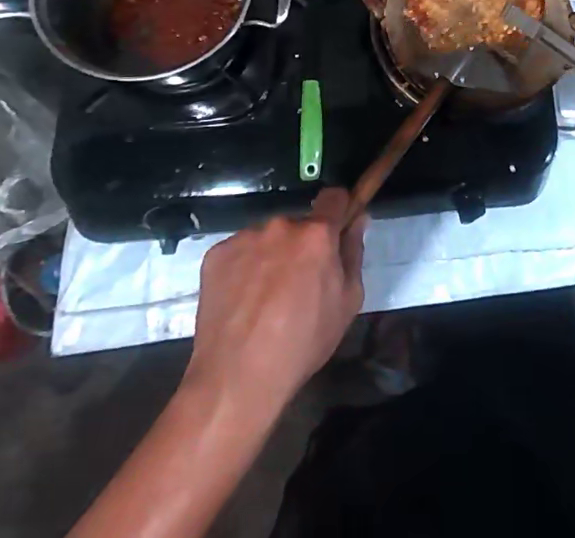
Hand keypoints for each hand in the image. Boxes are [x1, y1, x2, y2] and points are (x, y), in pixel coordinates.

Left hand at [184, 188, 367, 408]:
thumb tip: (358, 219)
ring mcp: (244, 238)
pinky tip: (243, 301)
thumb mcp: (347, 303)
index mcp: (316, 235)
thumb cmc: (303, 343)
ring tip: (265, 299)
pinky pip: (239, 252)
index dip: (339, 211)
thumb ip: (353, 253)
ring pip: (267, 239)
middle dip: (302, 246)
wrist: (238, 376)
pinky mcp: (216, 254)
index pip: (334, 198)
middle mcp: (279, 226)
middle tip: (298, 284)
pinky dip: (244, 269)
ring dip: (271, 256)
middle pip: (298, 225)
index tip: (337, 230)